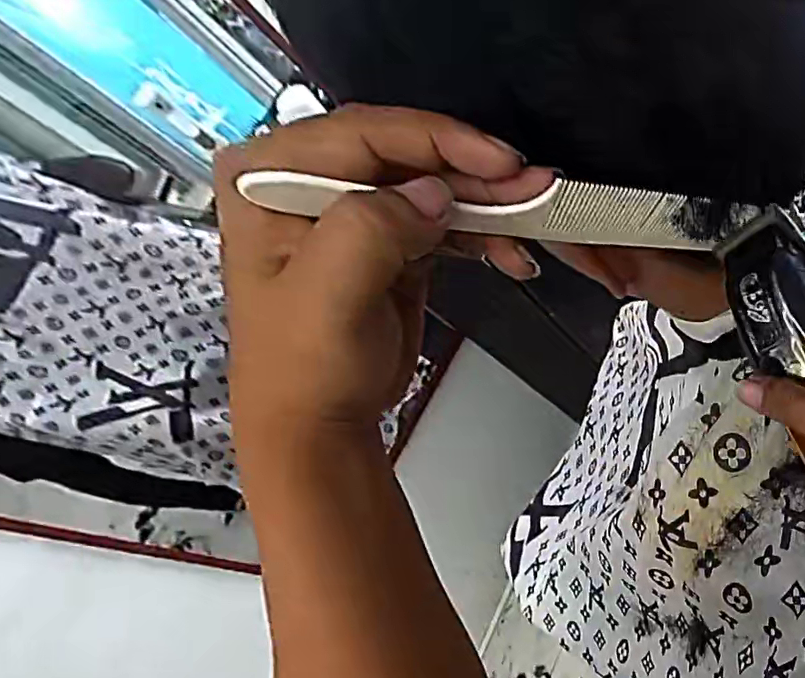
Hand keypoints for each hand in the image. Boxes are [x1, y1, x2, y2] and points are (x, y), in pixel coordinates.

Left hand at [214, 105, 553, 443]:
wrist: (322, 415)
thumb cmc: (303, 365)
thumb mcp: (328, 294)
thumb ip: (372, 230)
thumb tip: (428, 195)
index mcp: (274, 179)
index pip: (367, 135)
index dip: (441, 141)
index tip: (499, 161)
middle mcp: (315, 188)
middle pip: (409, 159)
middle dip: (476, 174)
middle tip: (531, 188)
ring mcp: (359, 219)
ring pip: (436, 191)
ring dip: (488, 207)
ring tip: (528, 224)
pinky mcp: (395, 248)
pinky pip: (447, 225)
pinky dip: (483, 235)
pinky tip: (507, 251)